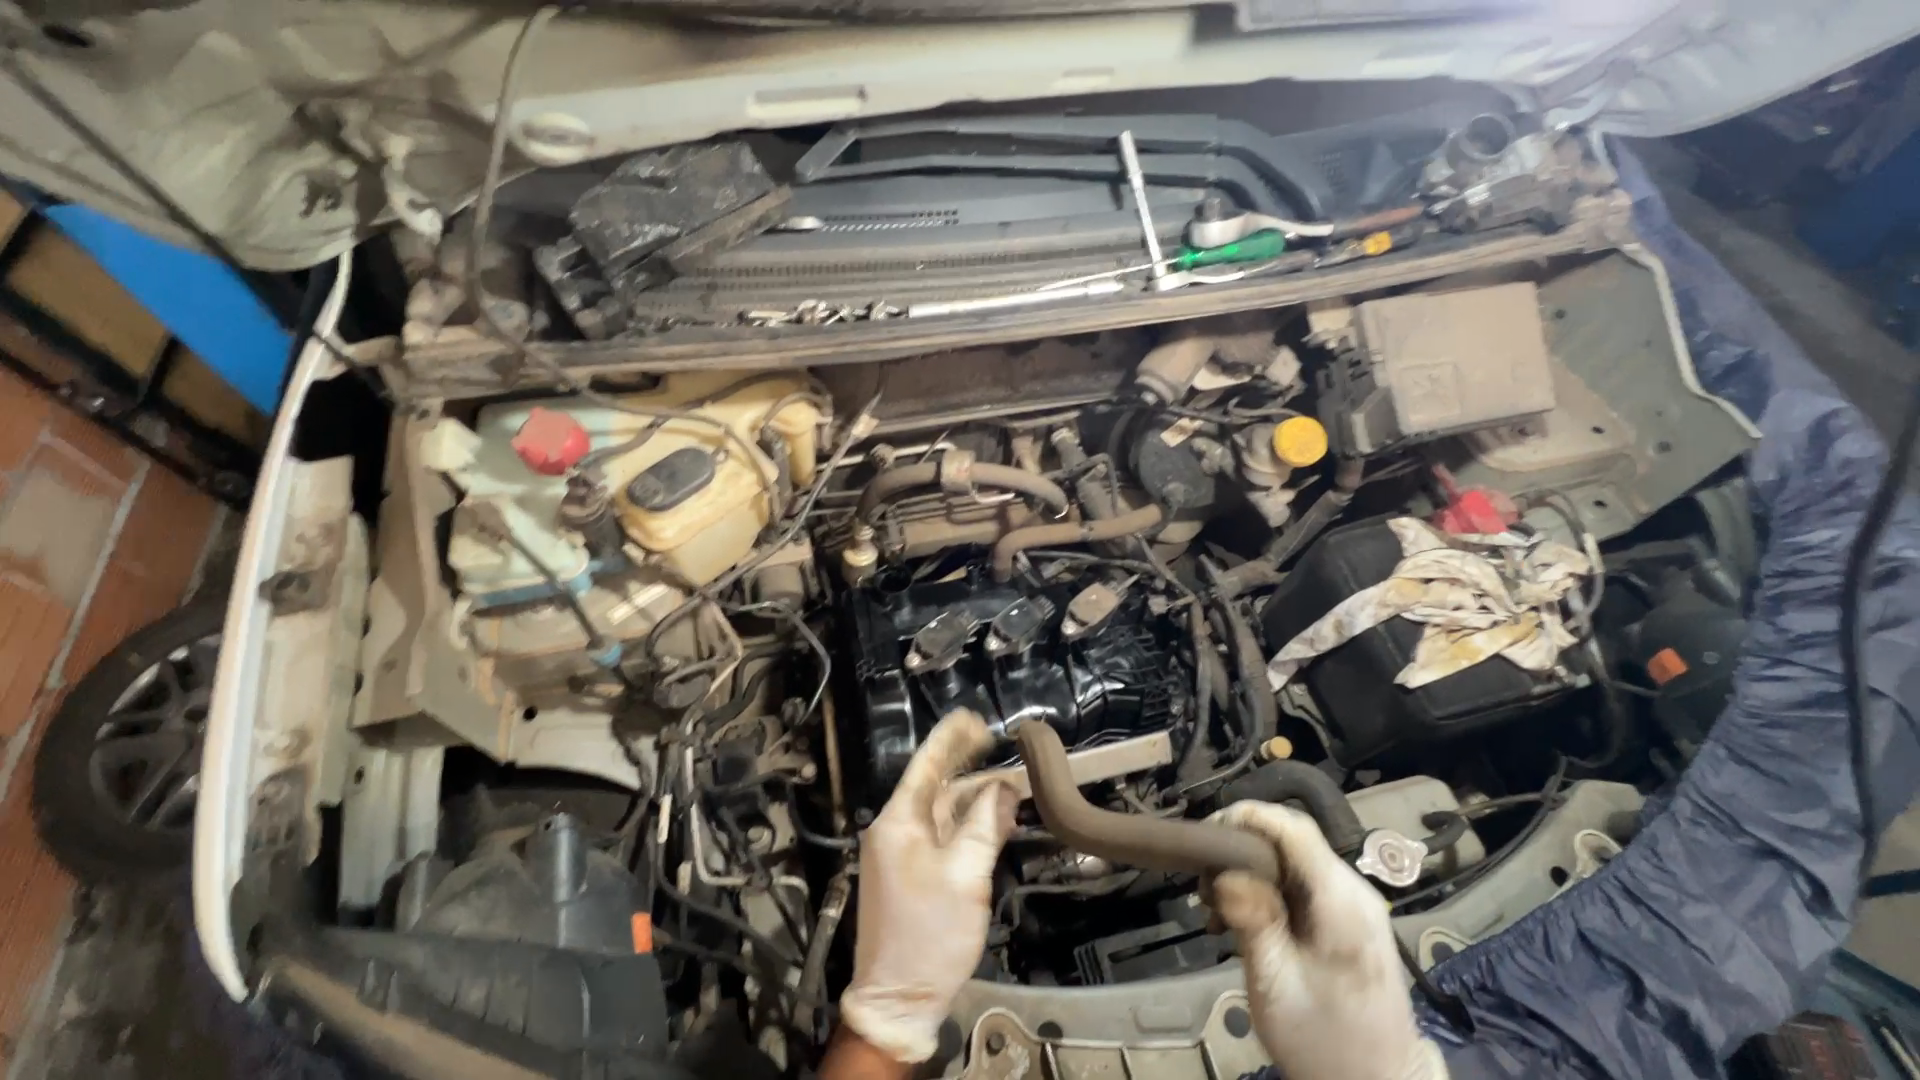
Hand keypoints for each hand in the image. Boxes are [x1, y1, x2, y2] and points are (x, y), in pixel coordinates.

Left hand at [840, 710, 1019, 1063]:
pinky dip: (970, 826)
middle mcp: (896, 830)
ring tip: (1010, 784)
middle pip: (936, 786)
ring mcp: (903, 854)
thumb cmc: (929, 933)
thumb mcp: (965, 875)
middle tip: (1000, 745)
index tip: (974, 717)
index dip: (951, 738)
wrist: (898, 998)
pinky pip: (944, 837)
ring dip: (975, 799)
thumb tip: (1003, 787)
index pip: (926, 765)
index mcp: (898, 822)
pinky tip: (995, 820)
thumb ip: (985, 824)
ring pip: (943, 813)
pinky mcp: (913, 875)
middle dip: (969, 766)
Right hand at [1208, 801, 1448, 1079]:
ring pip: (1293, 860)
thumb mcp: (1276, 985)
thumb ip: (1253, 922)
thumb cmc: (1323, 1040)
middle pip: (1292, 840)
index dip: (1248, 816)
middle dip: (1240, 849)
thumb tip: (1225, 871)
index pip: (1295, 829)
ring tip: (1218, 910)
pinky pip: (1303, 882)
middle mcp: (1354, 890)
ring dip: (1250, 872)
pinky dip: (1268, 888)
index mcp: (1341, 902)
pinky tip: (1245, 921)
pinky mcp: (1350, 919)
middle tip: (1203, 885)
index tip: (1206, 834)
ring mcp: (1356, 904)